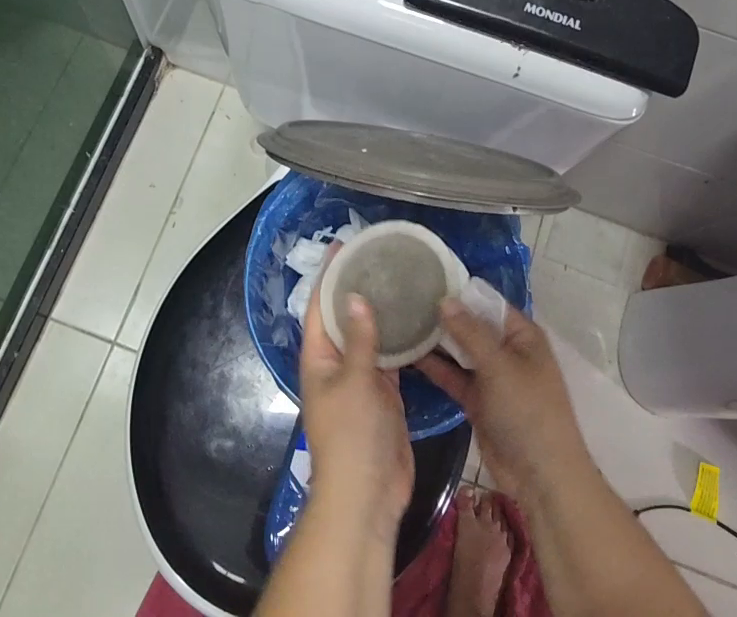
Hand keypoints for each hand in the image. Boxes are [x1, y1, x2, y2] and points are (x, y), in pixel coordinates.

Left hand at [298, 249, 412, 534]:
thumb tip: (354, 297)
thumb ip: (359, 340)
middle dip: (357, 288)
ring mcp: (361, 380)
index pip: (319, 306)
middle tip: (380, 257)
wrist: (367, 491)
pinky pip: (390, 359)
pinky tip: (418, 321)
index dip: (329, 276)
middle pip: (344, 318)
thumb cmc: (352, 434)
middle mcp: (337, 364)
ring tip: (400, 279)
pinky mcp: (385, 395)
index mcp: (318, 357)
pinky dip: (401, 340)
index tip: (343, 245)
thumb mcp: (354, 381)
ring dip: (381, 312)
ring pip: (369, 337)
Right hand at [414, 297, 588, 500]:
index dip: (460, 291)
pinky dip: (433, 368)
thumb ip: (470, 333)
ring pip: (459, 351)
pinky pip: (452, 376)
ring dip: (435, 341)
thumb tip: (445, 299)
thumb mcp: (499, 366)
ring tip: (398, 322)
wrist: (540, 474)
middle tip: (402, 298)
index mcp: (522, 335)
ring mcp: (491, 376)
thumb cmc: (528, 411)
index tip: (425, 277)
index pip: (488, 303)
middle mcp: (506, 350)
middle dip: (442, 315)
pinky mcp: (476, 400)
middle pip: (471, 325)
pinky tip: (405, 354)